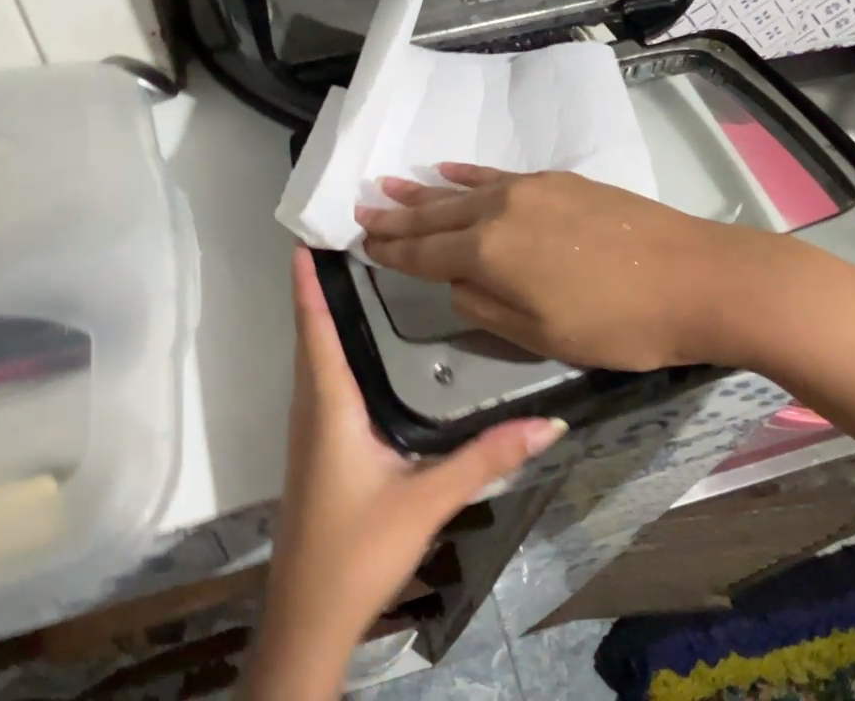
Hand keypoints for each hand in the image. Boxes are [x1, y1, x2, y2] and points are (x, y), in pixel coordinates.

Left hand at [244, 248, 566, 699]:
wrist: (312, 615)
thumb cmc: (359, 551)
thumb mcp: (428, 501)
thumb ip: (486, 458)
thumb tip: (549, 423)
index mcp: (331, 408)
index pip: (316, 332)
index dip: (308, 285)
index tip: (306, 239)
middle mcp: (313, 411)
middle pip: (310, 338)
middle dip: (318, 289)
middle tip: (344, 244)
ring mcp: (311, 433)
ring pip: (314, 362)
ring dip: (322, 319)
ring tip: (350, 282)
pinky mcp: (318, 452)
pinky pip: (321, 384)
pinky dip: (331, 351)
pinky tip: (361, 355)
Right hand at [358, 163, 804, 370]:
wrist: (699, 279)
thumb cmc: (620, 325)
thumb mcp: (543, 336)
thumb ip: (486, 309)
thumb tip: (458, 284)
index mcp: (490, 254)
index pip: (424, 253)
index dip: (390, 251)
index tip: (360, 242)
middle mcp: (500, 211)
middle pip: (436, 215)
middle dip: (396, 217)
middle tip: (360, 210)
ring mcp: (532, 189)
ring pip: (463, 190)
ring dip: (424, 191)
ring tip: (389, 186)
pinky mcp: (560, 181)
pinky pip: (499, 175)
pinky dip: (470, 175)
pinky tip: (449, 170)